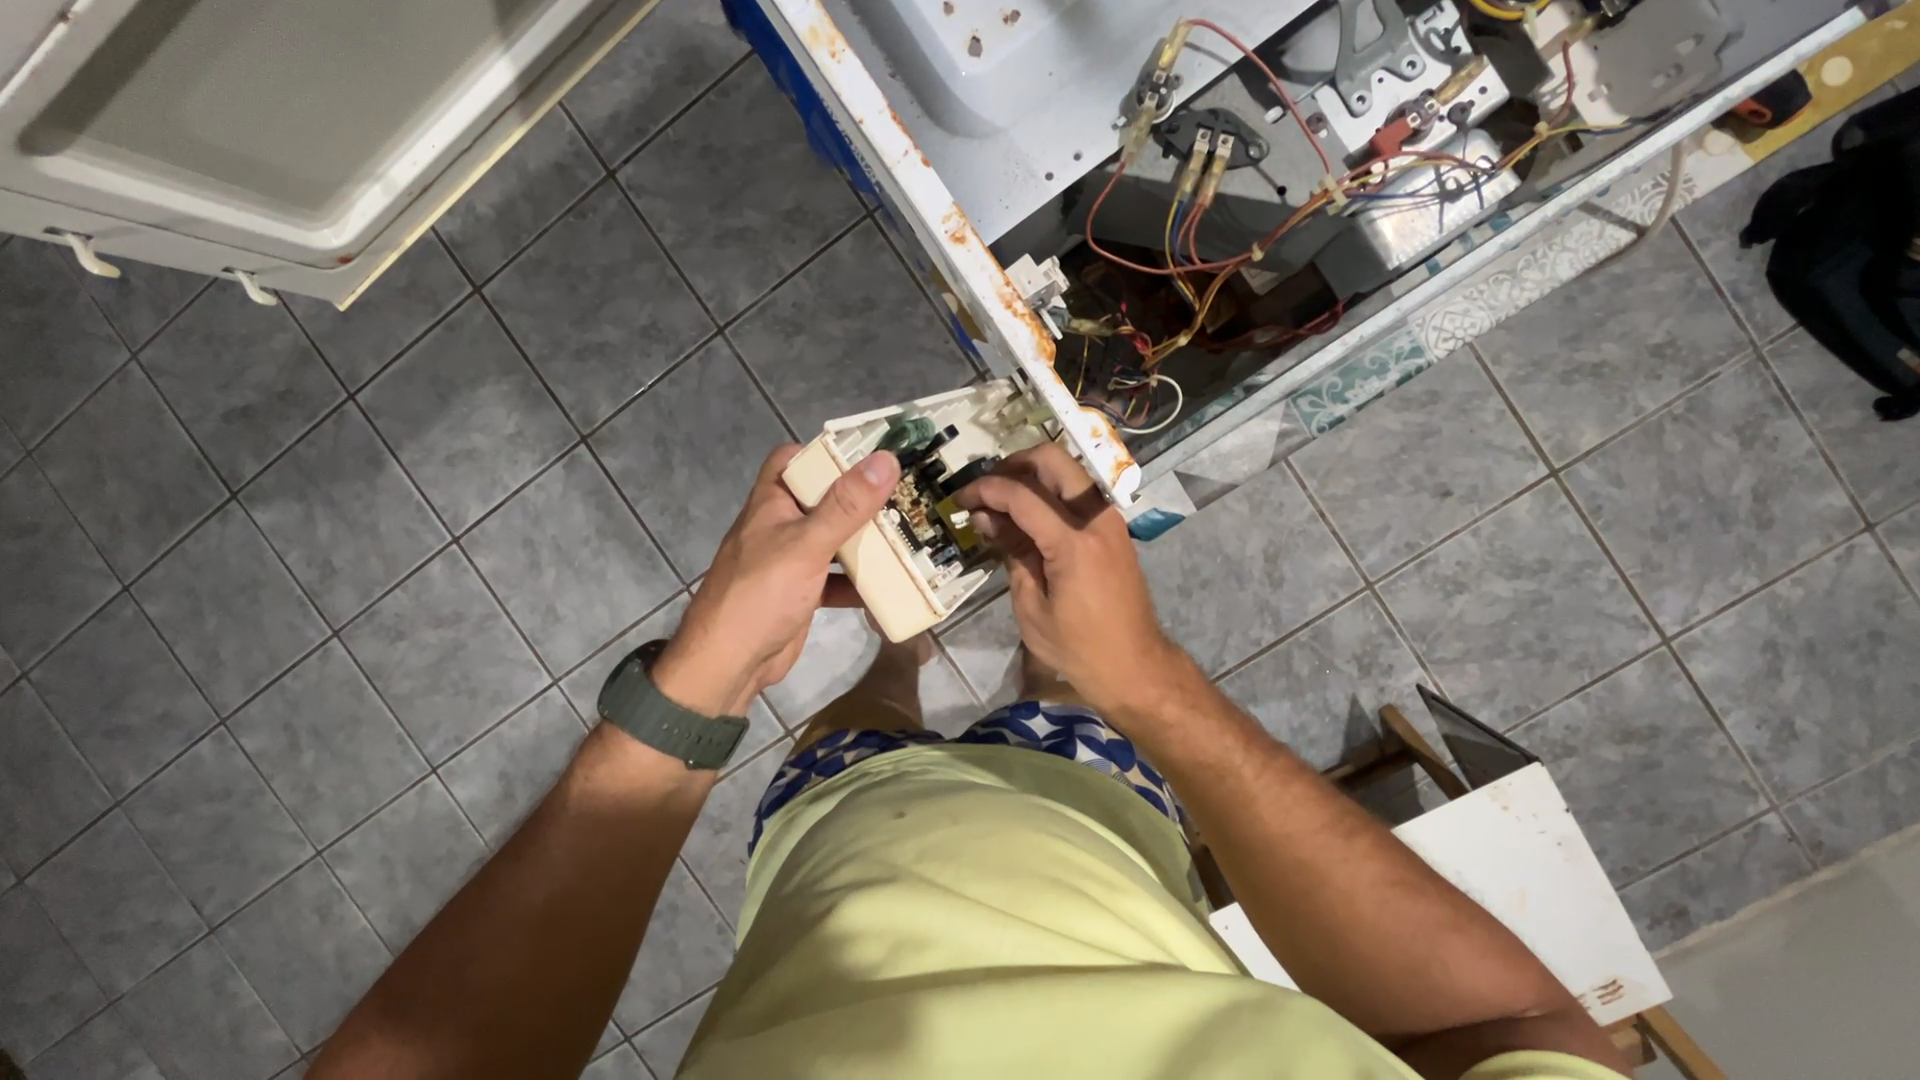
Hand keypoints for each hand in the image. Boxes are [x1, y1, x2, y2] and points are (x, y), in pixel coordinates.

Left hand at [651, 446, 900, 716]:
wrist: (729, 663)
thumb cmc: (761, 593)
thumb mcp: (806, 544)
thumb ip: (846, 505)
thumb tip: (886, 460)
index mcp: (772, 502)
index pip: (792, 459)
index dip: (825, 452)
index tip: (869, 455)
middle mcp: (780, 526)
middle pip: (822, 499)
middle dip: (859, 498)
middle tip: (905, 493)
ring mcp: (790, 561)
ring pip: (833, 540)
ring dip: (864, 540)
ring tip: (908, 531)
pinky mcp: (802, 593)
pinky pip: (836, 579)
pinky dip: (859, 582)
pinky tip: (890, 585)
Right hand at [953, 443, 1186, 717]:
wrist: (1134, 665)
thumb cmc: (1077, 648)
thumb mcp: (1031, 607)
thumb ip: (1011, 552)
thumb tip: (986, 518)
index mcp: (1074, 544)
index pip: (1022, 495)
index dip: (986, 490)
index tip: (960, 499)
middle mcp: (1097, 520)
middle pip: (1054, 461)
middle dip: (1015, 464)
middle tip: (987, 488)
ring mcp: (1111, 521)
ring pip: (1070, 471)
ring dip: (1034, 475)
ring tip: (1003, 501)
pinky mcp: (1115, 530)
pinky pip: (1080, 494)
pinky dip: (1052, 492)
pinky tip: (1029, 516)